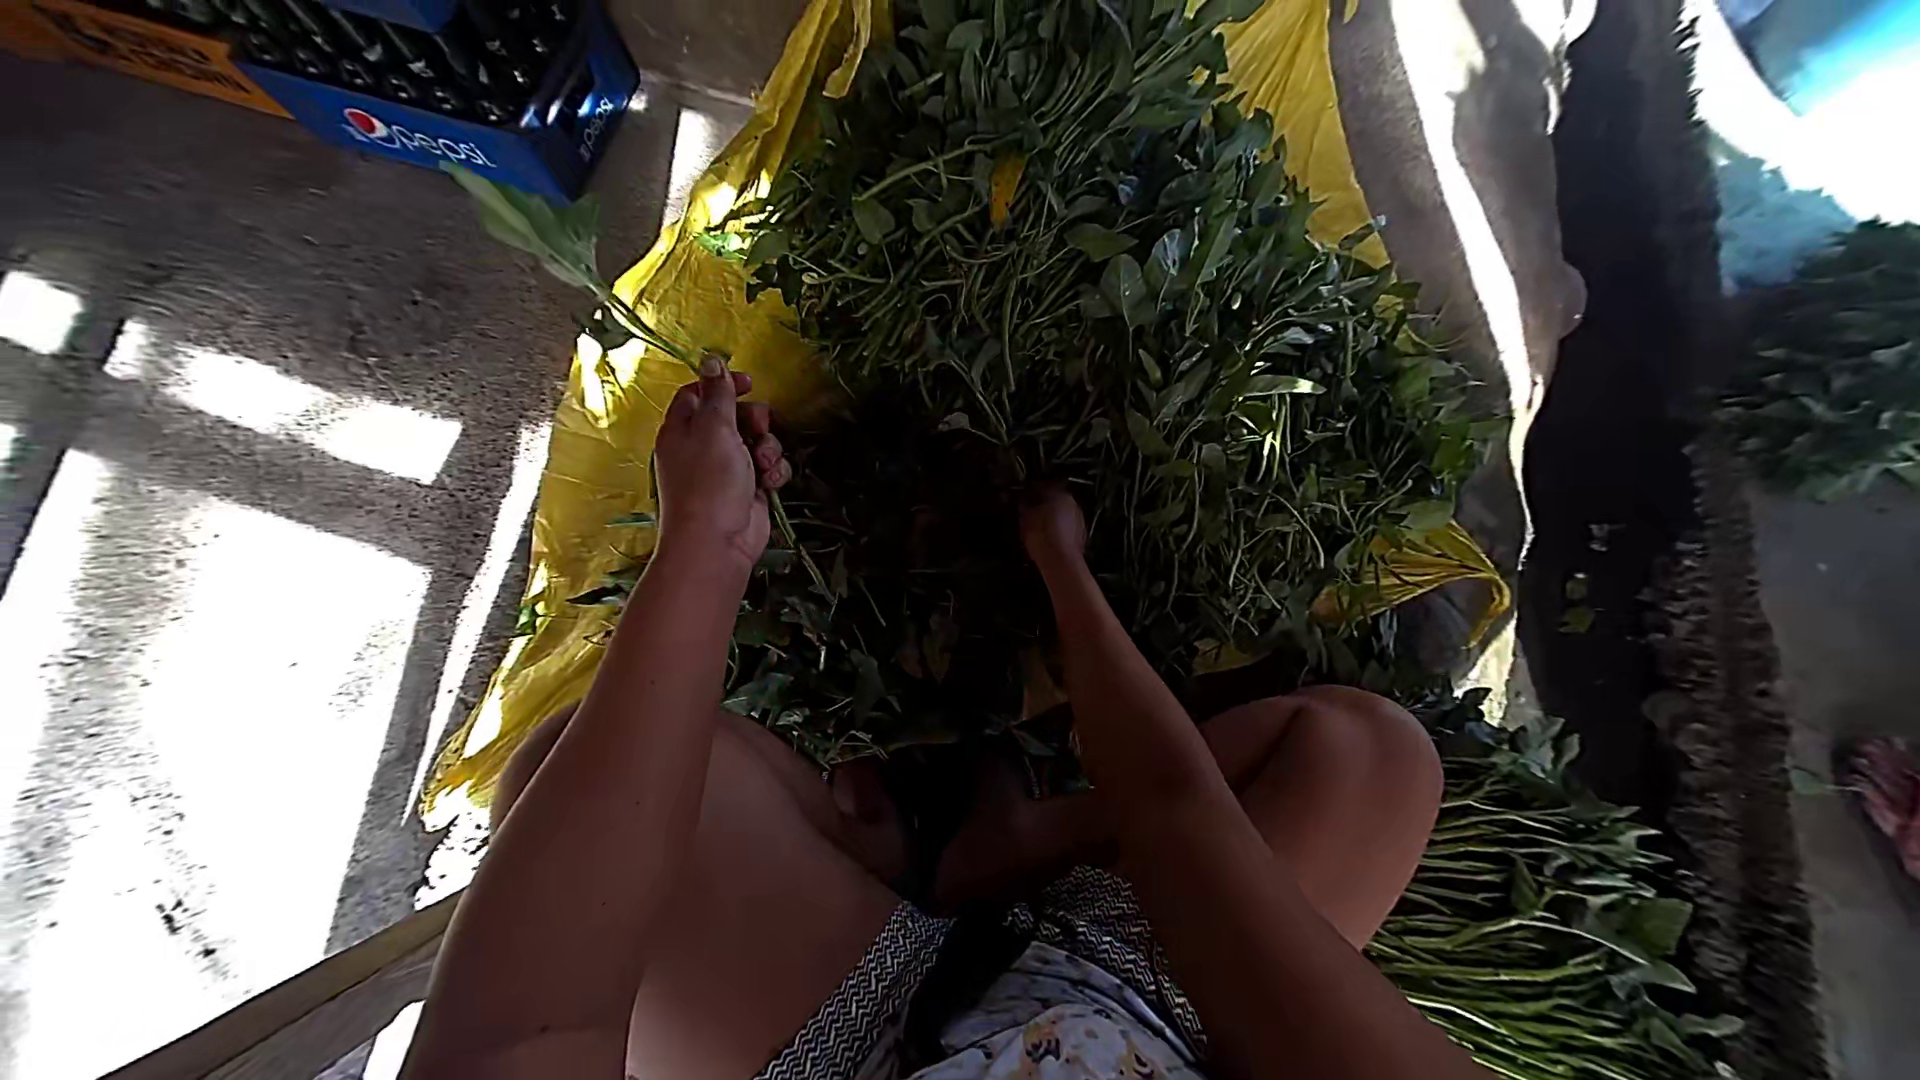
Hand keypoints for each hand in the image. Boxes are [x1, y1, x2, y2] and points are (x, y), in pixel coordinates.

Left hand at [654, 353, 792, 572]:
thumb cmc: (710, 483)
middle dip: (755, 421)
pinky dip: (773, 472)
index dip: (723, 386)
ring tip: (764, 464)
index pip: (699, 395)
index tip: (749, 384)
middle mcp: (703, 447)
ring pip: (758, 442)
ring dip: (769, 449)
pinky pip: (768, 468)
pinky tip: (770, 483)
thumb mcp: (714, 429)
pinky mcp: (750, 489)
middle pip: (736, 417)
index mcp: (683, 429)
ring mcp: (728, 470)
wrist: (718, 541)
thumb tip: (711, 360)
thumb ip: (718, 394)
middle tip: (758, 430)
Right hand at [1020, 485, 1086, 577]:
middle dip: (1045, 502)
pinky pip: (1068, 525)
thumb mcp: (1025, 519)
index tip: (1027, 494)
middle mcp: (1072, 503)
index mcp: (1058, 494)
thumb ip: (1026, 506)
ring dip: (1053, 515)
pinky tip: (1049, 535)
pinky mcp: (1081, 533)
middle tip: (1032, 508)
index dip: (1034, 490)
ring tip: (1039, 524)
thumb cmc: (1043, 538)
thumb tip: (1024, 503)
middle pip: (1056, 497)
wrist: (1060, 561)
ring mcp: (1079, 518)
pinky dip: (1059, 527)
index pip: (1044, 485)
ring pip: (1063, 511)